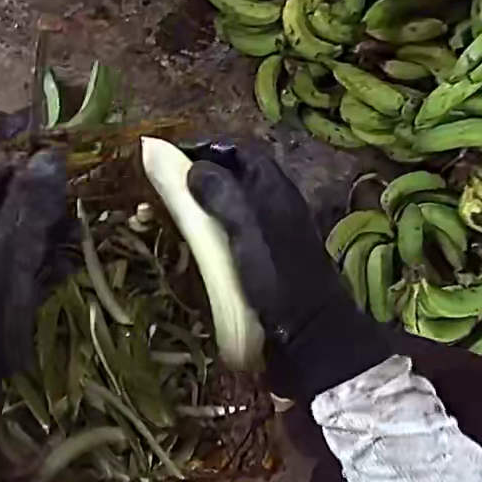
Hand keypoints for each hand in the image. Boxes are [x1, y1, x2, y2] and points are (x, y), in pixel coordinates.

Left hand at [0, 151, 69, 415]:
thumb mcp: (10, 244)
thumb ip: (31, 200)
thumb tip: (52, 153)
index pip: (8, 171)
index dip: (36, 164)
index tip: (72, 163)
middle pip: (28, 201)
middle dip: (55, 203)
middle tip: (79, 207)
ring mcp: (3, 259)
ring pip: (39, 232)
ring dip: (61, 233)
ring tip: (80, 240)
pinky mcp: (17, 286)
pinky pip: (43, 264)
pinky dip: (57, 263)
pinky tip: (68, 269)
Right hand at [185, 142, 390, 398]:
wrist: (311, 331)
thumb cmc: (278, 278)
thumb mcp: (245, 231)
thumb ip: (220, 195)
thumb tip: (190, 166)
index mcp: (273, 190)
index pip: (238, 153)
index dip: (206, 151)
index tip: (173, 160)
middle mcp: (277, 204)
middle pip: (237, 176)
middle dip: (204, 175)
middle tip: (170, 187)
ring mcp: (277, 230)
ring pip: (238, 202)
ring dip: (209, 202)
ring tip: (179, 213)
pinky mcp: (273, 256)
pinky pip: (240, 227)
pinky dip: (218, 226)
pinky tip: (203, 244)